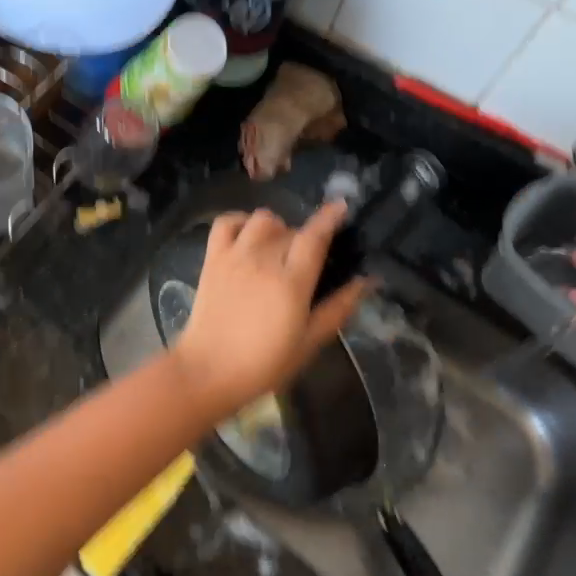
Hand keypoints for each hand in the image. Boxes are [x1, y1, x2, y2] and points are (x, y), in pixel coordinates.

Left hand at [169, 204, 369, 418]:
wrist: (209, 369)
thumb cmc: (265, 363)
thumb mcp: (310, 342)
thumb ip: (338, 308)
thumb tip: (366, 281)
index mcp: (291, 282)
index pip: (314, 237)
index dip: (329, 218)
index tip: (341, 206)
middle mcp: (263, 260)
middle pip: (291, 230)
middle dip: (305, 238)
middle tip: (306, 262)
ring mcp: (234, 256)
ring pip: (262, 219)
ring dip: (276, 227)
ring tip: (278, 248)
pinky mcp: (212, 258)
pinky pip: (225, 222)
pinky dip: (240, 221)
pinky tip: (248, 237)